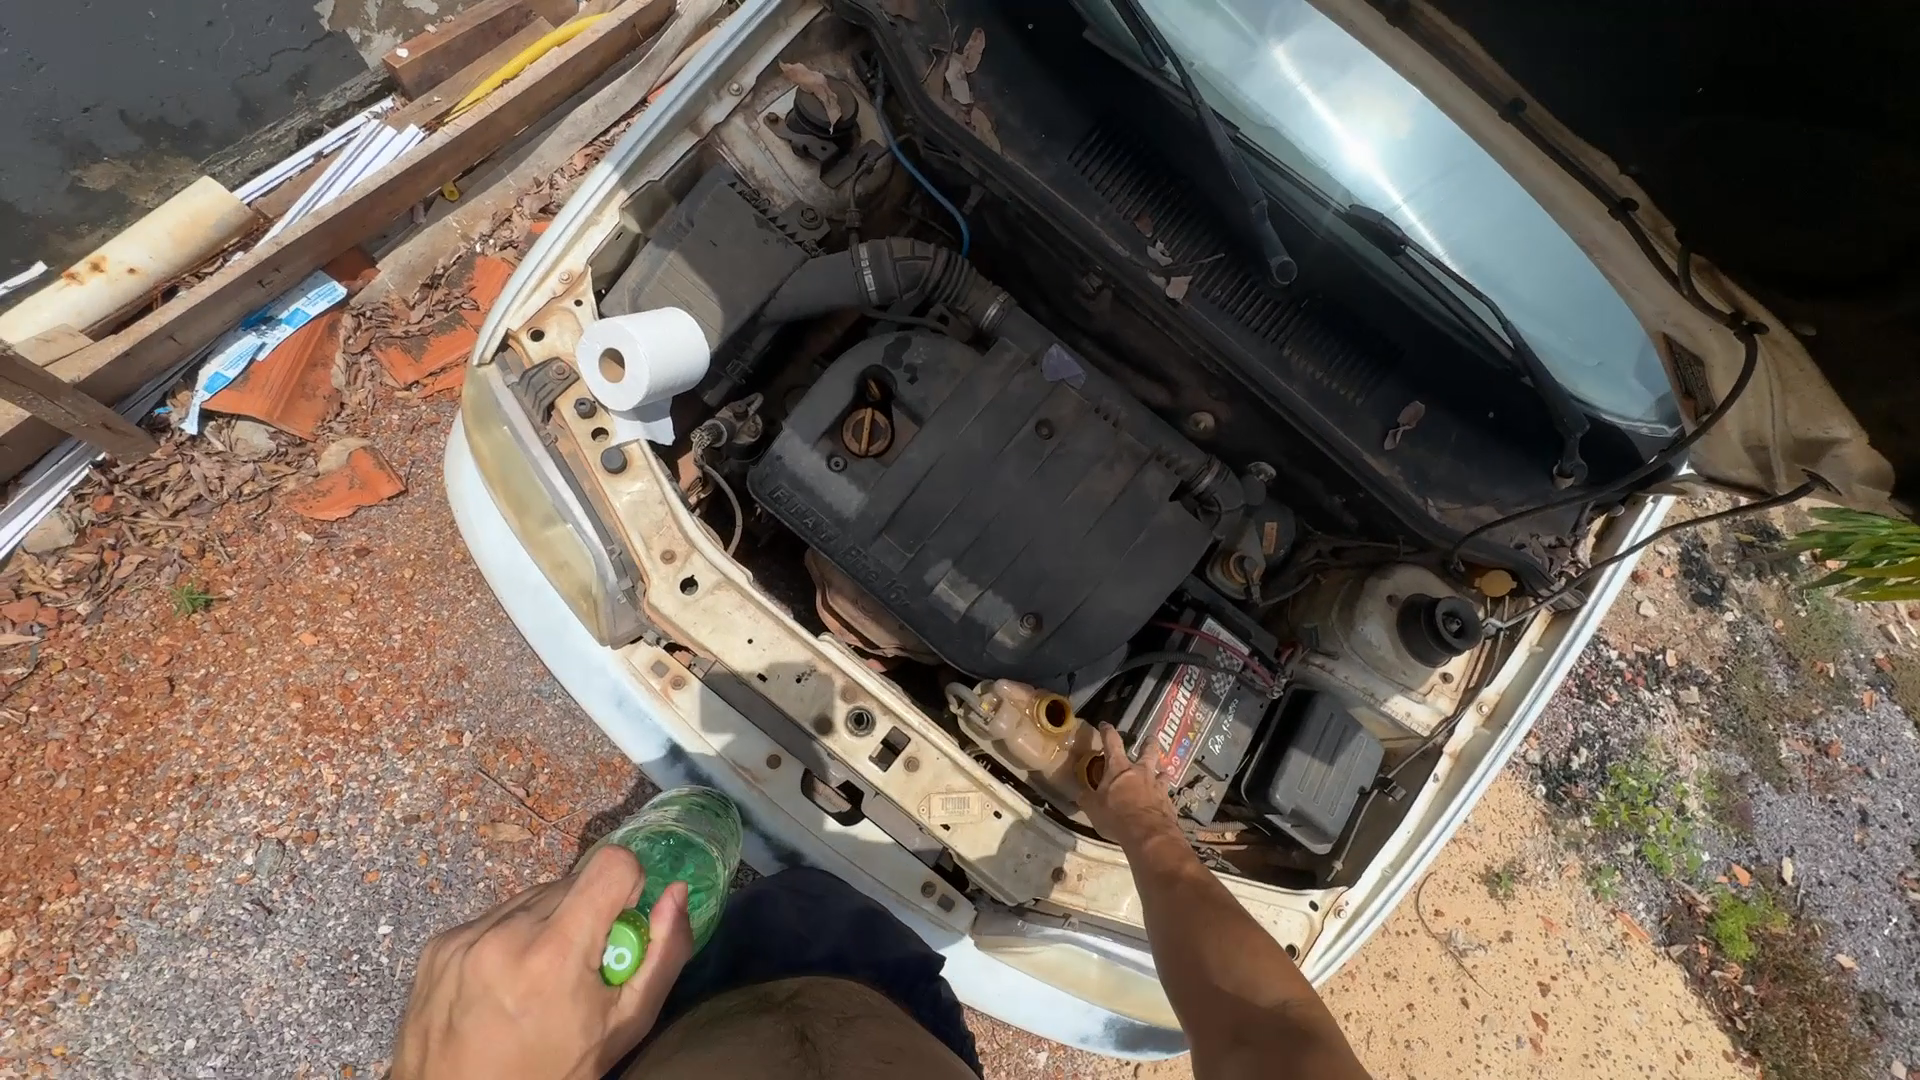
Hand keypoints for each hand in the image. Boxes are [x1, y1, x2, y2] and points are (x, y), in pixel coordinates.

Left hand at [392, 845, 693, 1079]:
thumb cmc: (552, 1074)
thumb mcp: (625, 1025)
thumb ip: (663, 954)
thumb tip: (675, 891)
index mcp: (554, 954)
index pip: (612, 863)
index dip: (628, 885)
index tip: (619, 922)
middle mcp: (505, 933)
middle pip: (576, 881)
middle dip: (589, 911)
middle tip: (580, 965)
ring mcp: (465, 937)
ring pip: (537, 895)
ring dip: (551, 921)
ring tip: (539, 976)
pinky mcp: (438, 944)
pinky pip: (499, 914)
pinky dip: (513, 936)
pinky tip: (505, 981)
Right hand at [1080, 723, 1179, 847]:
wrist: (1147, 834)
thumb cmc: (1115, 815)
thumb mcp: (1092, 808)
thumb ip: (1086, 798)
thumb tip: (1080, 794)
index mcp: (1119, 768)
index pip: (1112, 742)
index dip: (1107, 732)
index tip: (1105, 725)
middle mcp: (1140, 772)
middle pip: (1148, 751)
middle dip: (1149, 744)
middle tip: (1150, 739)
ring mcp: (1157, 786)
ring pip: (1162, 773)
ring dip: (1161, 772)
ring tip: (1162, 773)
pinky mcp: (1168, 803)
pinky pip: (1167, 796)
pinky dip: (1165, 797)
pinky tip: (1164, 803)